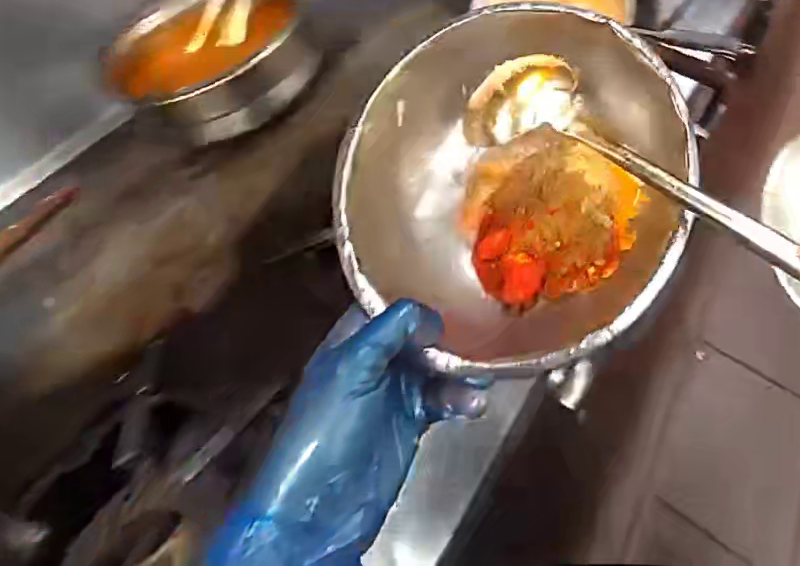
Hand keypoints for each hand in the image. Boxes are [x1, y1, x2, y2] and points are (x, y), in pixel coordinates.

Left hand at [204, 301, 484, 565]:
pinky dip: (462, 397)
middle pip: (422, 330)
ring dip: (463, 367)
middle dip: (452, 330)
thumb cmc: (323, 433)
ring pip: (440, 362)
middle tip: (480, 332)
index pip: (388, 301)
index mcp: (352, 341)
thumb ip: (391, 329)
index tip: (453, 284)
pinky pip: (446, 396)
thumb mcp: (351, 369)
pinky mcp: (412, 418)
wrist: (317, 515)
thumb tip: (433, 315)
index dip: (418, 291)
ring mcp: (395, 390)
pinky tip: (473, 405)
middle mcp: (376, 359)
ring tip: (482, 376)